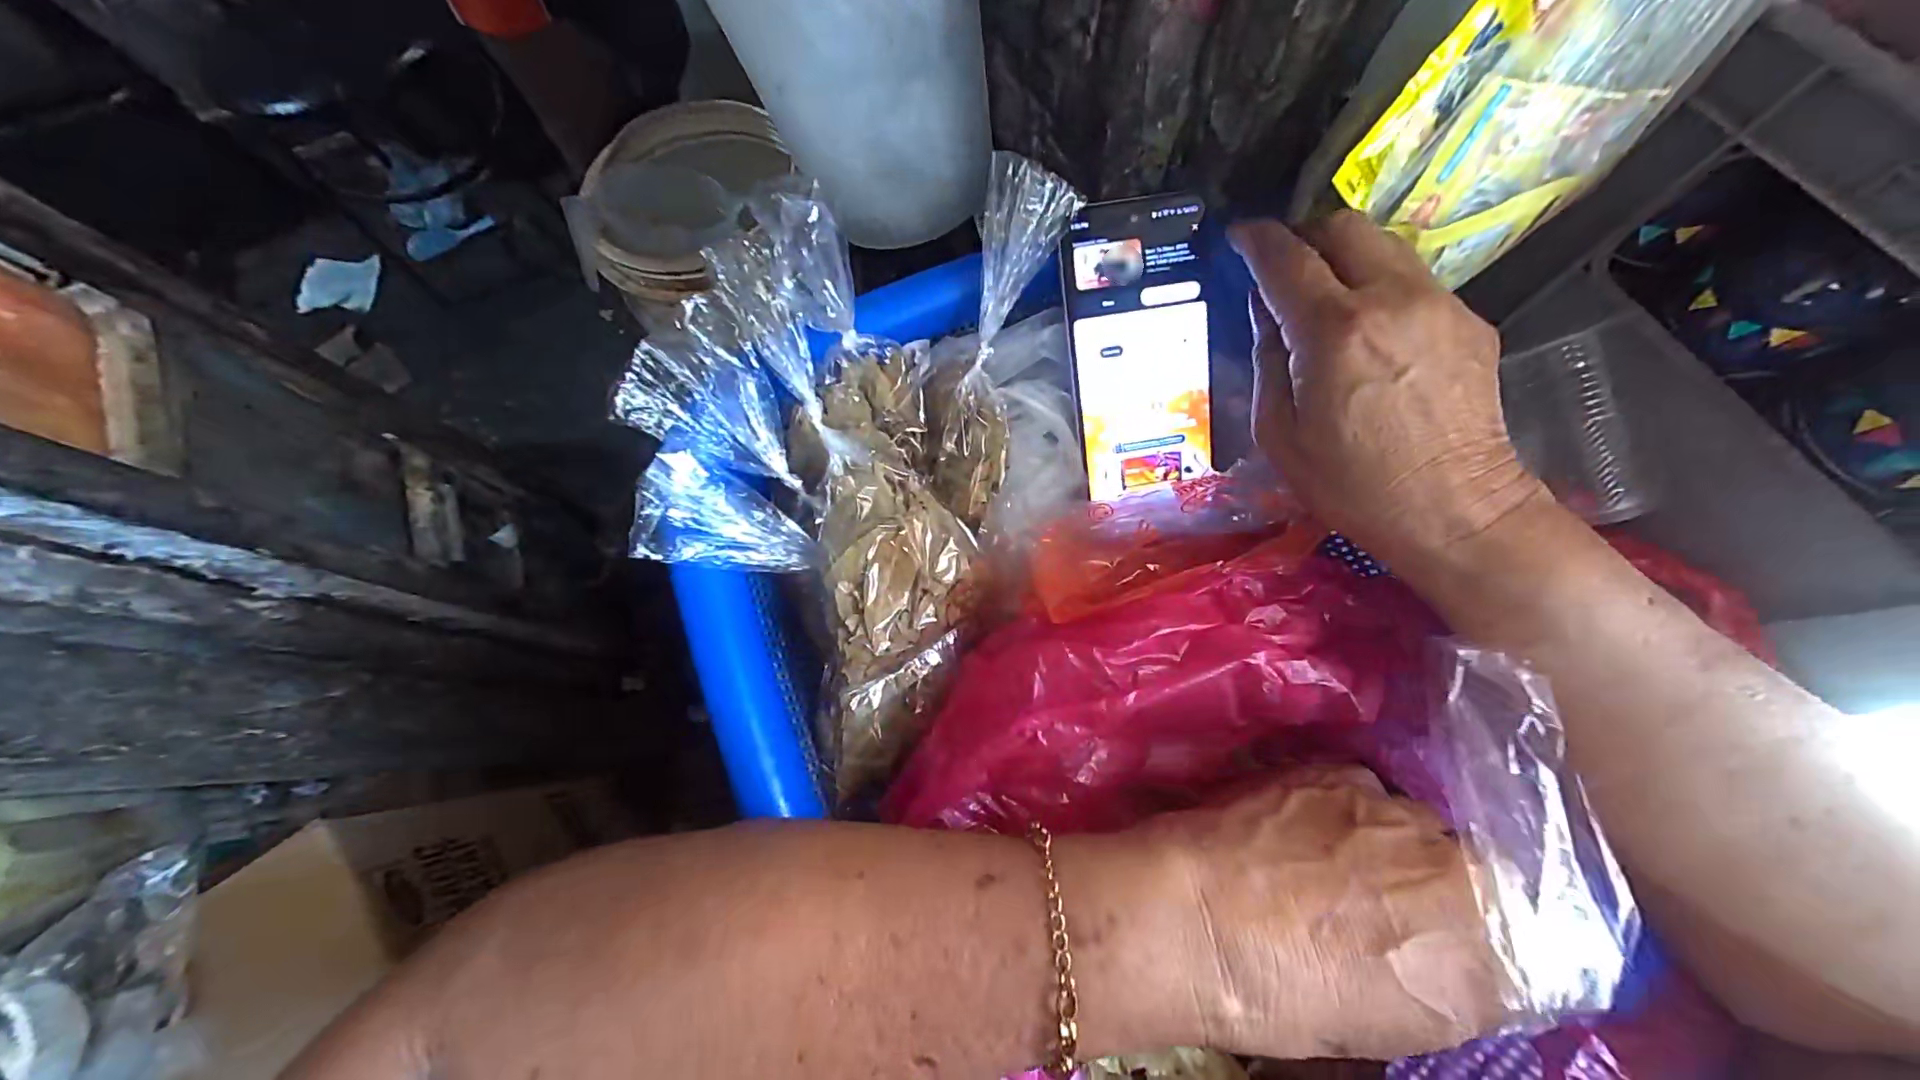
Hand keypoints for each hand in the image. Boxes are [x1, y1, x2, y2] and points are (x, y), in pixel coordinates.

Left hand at [1145, 767, 1507, 1059]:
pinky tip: (1302, 833)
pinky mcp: (1329, 769)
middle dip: (1434, 881)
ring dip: (1386, 841)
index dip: (1489, 930)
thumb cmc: (1293, 991)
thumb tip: (1482, 953)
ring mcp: (1385, 801)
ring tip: (1330, 866)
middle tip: (1382, 906)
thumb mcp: (1406, 1020)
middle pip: (1465, 860)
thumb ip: (1467, 977)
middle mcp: (1448, 849)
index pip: (1534, 921)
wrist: (1196, 914)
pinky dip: (1342, 811)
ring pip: (1407, 820)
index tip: (1454, 938)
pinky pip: (1358, 791)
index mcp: (1487, 926)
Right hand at [1228, 212, 1547, 571]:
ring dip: (1344, 257)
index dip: (1256, 241)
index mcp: (1334, 332)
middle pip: (1344, 226)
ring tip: (1321, 295)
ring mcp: (1439, 305)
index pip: (1286, 259)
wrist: (1452, 510)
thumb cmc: (1349, 485)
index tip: (1239, 237)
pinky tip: (1367, 330)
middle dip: (1304, 235)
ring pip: (1383, 245)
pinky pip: (1412, 280)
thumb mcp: (1279, 433)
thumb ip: (1267, 360)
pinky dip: (1378, 286)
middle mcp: (1391, 300)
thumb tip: (1266, 313)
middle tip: (1281, 266)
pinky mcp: (1469, 322)